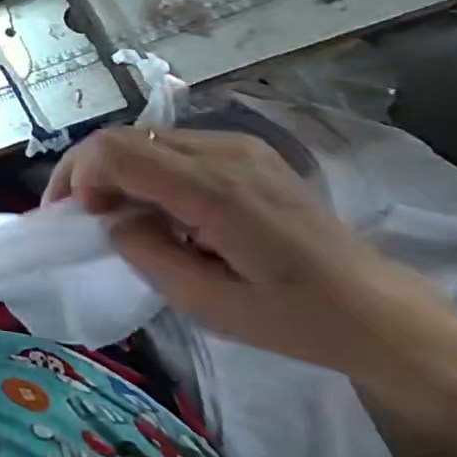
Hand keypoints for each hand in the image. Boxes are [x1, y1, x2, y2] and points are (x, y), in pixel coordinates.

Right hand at [43, 127, 451, 376]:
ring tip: (114, 212)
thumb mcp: (208, 305)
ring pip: (143, 137)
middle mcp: (224, 153)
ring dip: (113, 169)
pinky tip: (154, 206)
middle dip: (86, 170)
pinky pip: (170, 145)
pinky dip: (143, 168)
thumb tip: (110, 220)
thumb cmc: (294, 319)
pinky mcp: (244, 149)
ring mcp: (237, 145)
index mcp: (216, 192)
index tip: (78, 217)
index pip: (118, 152)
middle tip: (78, 214)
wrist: (378, 310)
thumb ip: (146, 254)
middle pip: (123, 137)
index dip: (81, 176)